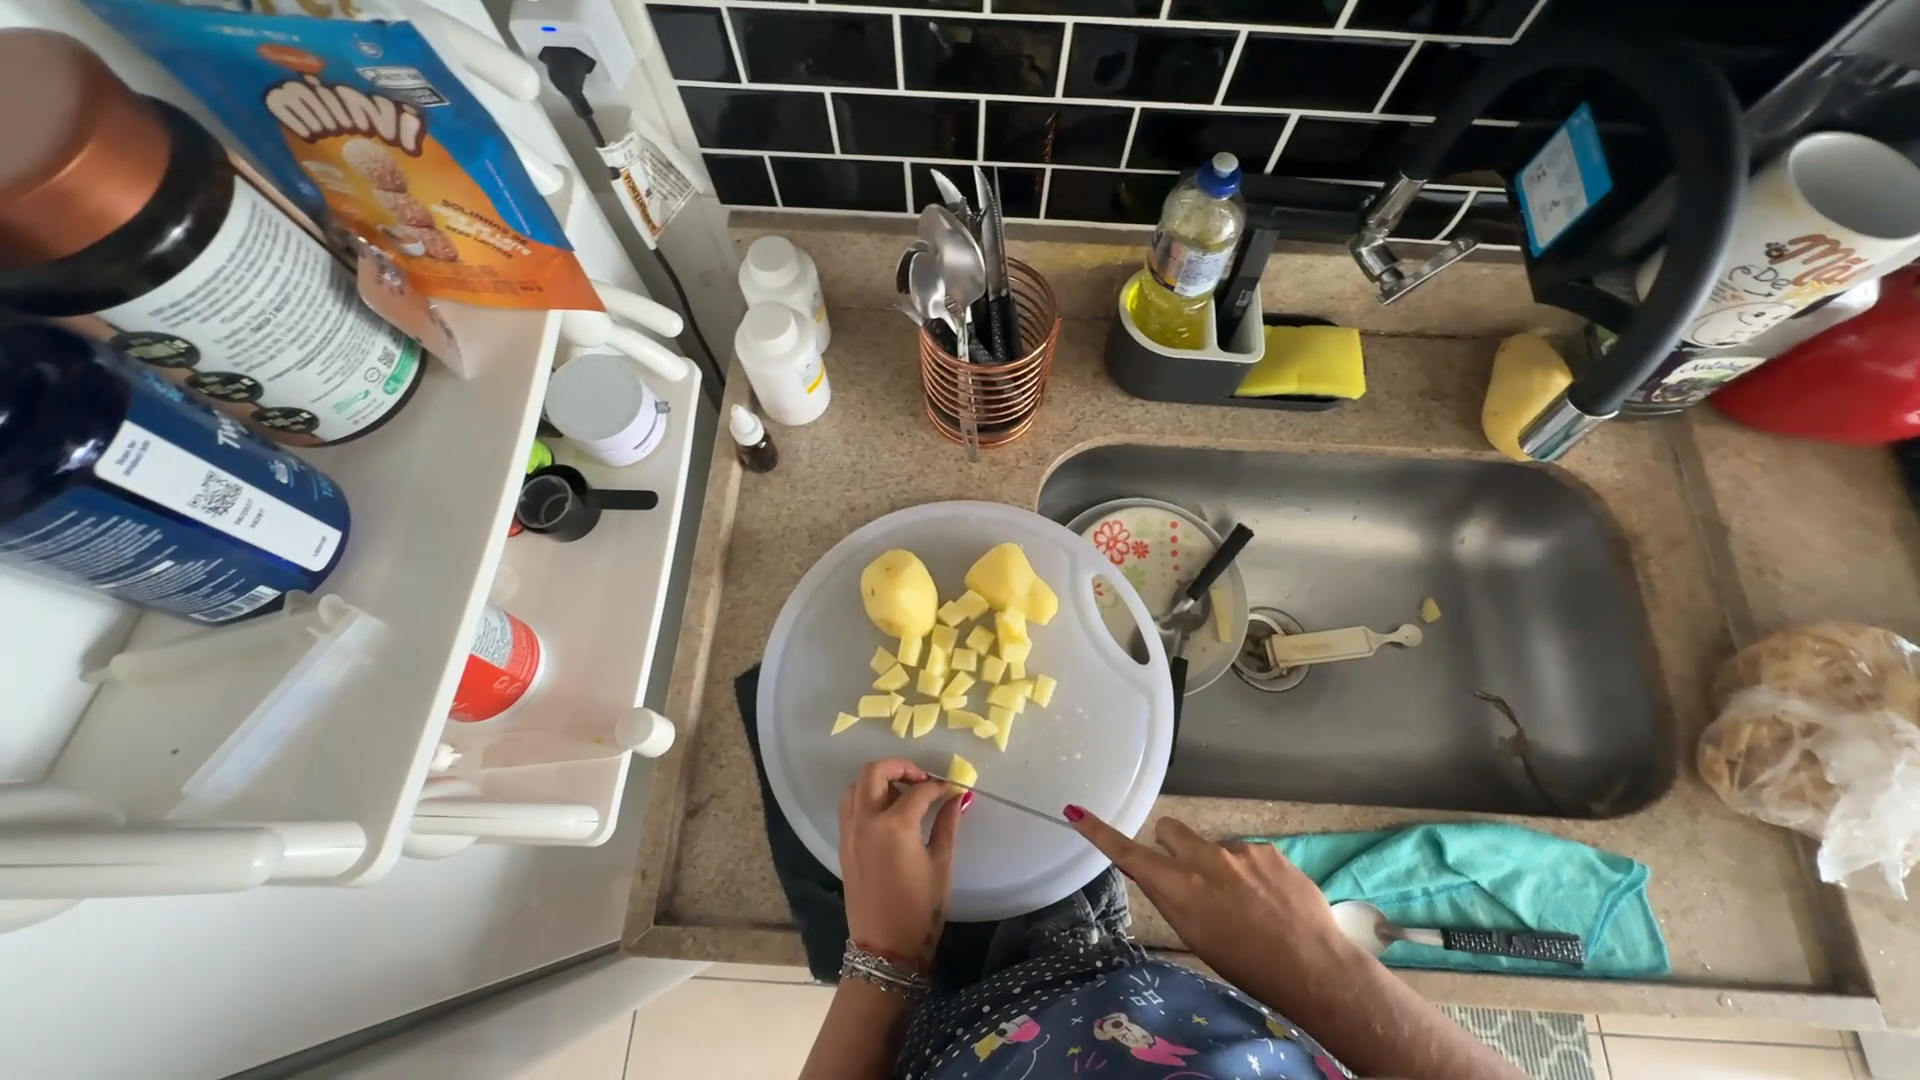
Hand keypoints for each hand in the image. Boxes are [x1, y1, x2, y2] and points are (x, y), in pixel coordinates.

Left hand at [838, 759, 968, 969]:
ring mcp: (850, 833)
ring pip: (856, 786)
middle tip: (922, 780)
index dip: (939, 787)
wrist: (885, 950)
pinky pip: (850, 807)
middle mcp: (866, 822)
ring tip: (903, 795)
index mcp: (894, 826)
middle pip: (875, 772)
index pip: (919, 791)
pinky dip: (866, 798)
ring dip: (879, 781)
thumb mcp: (941, 865)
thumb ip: (948, 825)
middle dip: (900, 767)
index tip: (952, 790)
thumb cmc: (919, 911)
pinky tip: (889, 814)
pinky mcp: (844, 845)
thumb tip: (958, 798)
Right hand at [1065, 807, 1361, 988]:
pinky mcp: (1268, 849)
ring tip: (1246, 904)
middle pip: (1170, 830)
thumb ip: (1168, 898)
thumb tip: (1146, 871)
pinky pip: (1245, 854)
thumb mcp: (1196, 937)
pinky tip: (1269, 900)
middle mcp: (1206, 860)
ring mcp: (1240, 851)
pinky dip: (1250, 872)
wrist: (1315, 969)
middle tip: (1192, 878)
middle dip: (1173, 846)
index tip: (1076, 811)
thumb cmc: (1248, 966)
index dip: (1100, 833)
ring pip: (1212, 846)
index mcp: (1182, 888)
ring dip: (1218, 866)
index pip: (1130, 853)